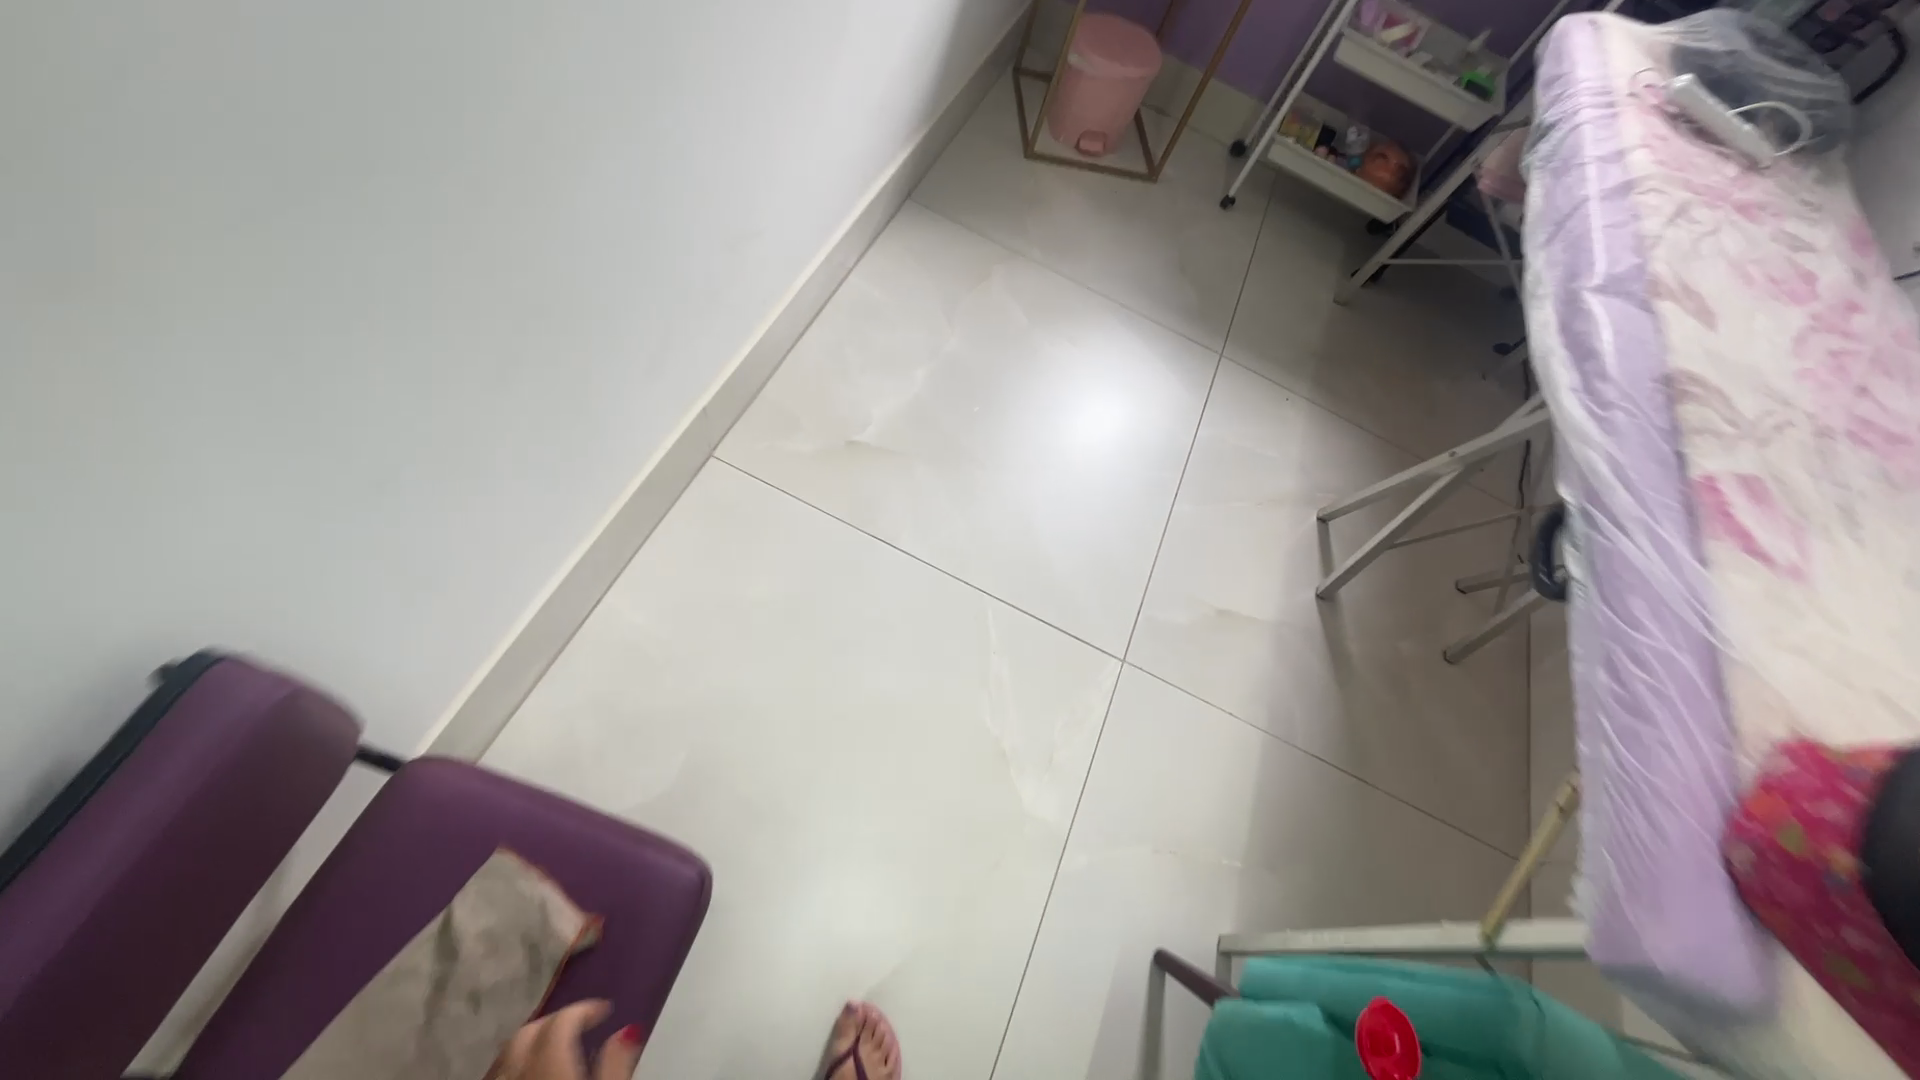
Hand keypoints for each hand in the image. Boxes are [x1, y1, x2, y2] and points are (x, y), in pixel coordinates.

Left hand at [485, 999, 643, 1079]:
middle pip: (525, 1033)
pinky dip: (511, 1064)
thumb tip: (627, 1029)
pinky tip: (527, 1070)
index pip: (560, 1021)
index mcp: (548, 1066)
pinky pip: (494, 1075)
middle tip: (579, 1022)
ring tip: (552, 1044)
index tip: (604, 1009)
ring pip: (504, 1055)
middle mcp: (517, 1072)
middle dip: (552, 1020)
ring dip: (529, 1041)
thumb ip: (617, 1064)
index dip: (583, 1008)